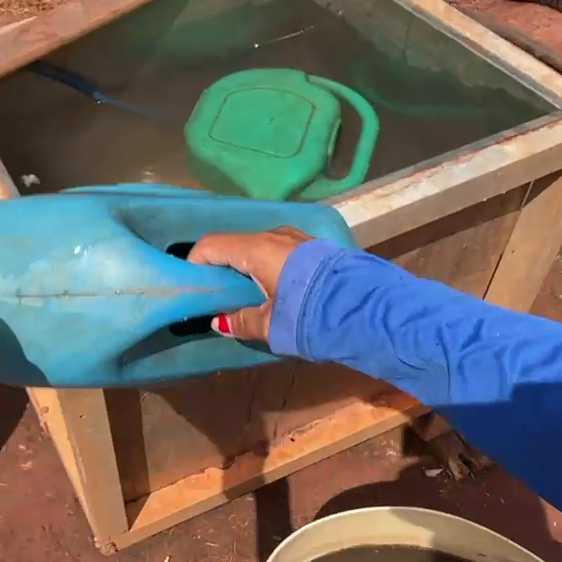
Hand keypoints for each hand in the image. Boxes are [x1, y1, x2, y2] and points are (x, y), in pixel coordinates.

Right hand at [185, 227, 312, 341]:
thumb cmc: (310, 314)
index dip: (195, 263)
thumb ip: (241, 322)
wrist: (367, 307)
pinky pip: (277, 251)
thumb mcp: (270, 325)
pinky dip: (265, 266)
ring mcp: (294, 238)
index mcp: (256, 250)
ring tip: (246, 297)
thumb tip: (220, 322)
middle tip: (218, 297)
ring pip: (257, 248)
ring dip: (245, 268)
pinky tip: (272, 289)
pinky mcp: (312, 247)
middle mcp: (273, 236)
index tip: (194, 288)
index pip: (210, 246)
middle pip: (233, 246)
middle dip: (220, 269)